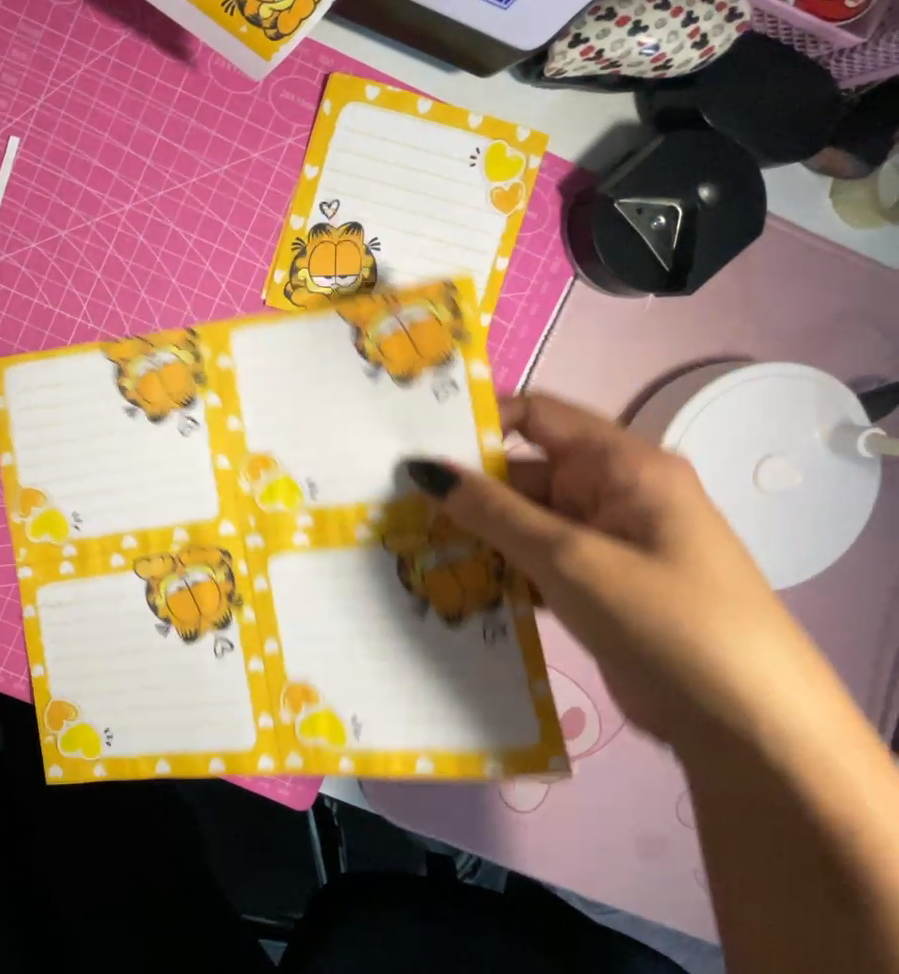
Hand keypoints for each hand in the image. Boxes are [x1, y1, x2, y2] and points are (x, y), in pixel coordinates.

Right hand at [405, 393, 834, 754]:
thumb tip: (422, 467)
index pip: (536, 416)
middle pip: (520, 472)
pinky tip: (449, 582)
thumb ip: (490, 510)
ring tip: (407, 544)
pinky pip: (530, 557)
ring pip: (519, 519)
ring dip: (471, 533)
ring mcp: (606, 540)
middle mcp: (614, 492)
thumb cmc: (665, 620)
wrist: (747, 723)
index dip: (475, 422)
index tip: (410, 442)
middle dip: (460, 488)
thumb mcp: (567, 558)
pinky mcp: (596, 582)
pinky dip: (494, 566)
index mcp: (624, 466)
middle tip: (391, 503)